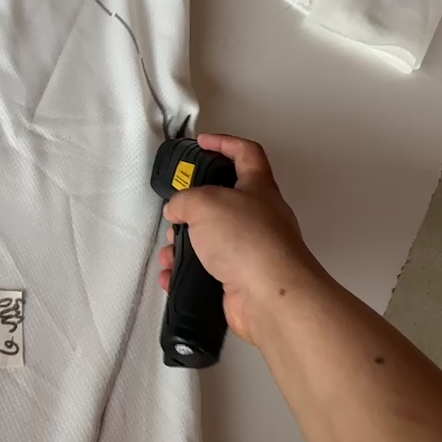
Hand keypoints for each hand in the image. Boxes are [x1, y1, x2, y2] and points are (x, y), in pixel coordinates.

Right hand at [158, 134, 318, 343]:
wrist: (271, 298)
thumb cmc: (245, 239)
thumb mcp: (204, 202)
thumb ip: (184, 200)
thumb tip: (177, 212)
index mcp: (258, 188)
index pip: (246, 153)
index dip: (225, 142)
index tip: (202, 143)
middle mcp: (259, 217)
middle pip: (222, 201)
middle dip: (192, 208)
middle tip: (176, 215)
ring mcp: (251, 250)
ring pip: (210, 238)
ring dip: (184, 244)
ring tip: (170, 252)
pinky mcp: (241, 279)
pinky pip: (207, 270)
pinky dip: (186, 273)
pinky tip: (172, 276)